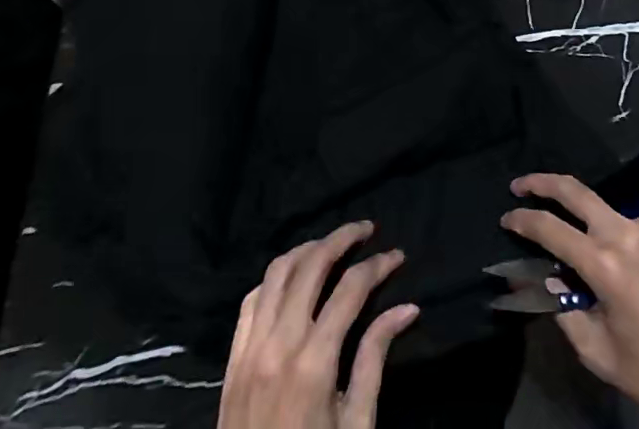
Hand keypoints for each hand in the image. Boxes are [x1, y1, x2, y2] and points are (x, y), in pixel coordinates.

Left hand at [216, 220, 419, 428]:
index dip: (378, 264)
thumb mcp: (356, 421)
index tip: (398, 256)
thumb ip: (375, 357)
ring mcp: (249, 349)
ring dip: (308, 249)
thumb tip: (407, 308)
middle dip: (342, 238)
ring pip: (277, 273)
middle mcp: (278, 343)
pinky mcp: (232, 359)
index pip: (351, 288)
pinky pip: (251, 300)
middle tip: (366, 229)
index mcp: (314, 361)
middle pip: (311, 265)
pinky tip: (295, 277)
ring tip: (333, 244)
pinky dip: (275, 278)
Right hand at [502, 174, 638, 428]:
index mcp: (607, 263)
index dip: (523, 220)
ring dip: (581, 220)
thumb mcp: (597, 351)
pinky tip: (610, 263)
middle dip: (543, 183)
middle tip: (519, 185)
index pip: (552, 228)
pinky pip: (628, 226)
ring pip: (604, 211)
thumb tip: (544, 279)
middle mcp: (629, 232)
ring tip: (569, 250)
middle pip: (577, 191)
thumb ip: (564, 308)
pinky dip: (610, 235)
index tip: (505, 217)